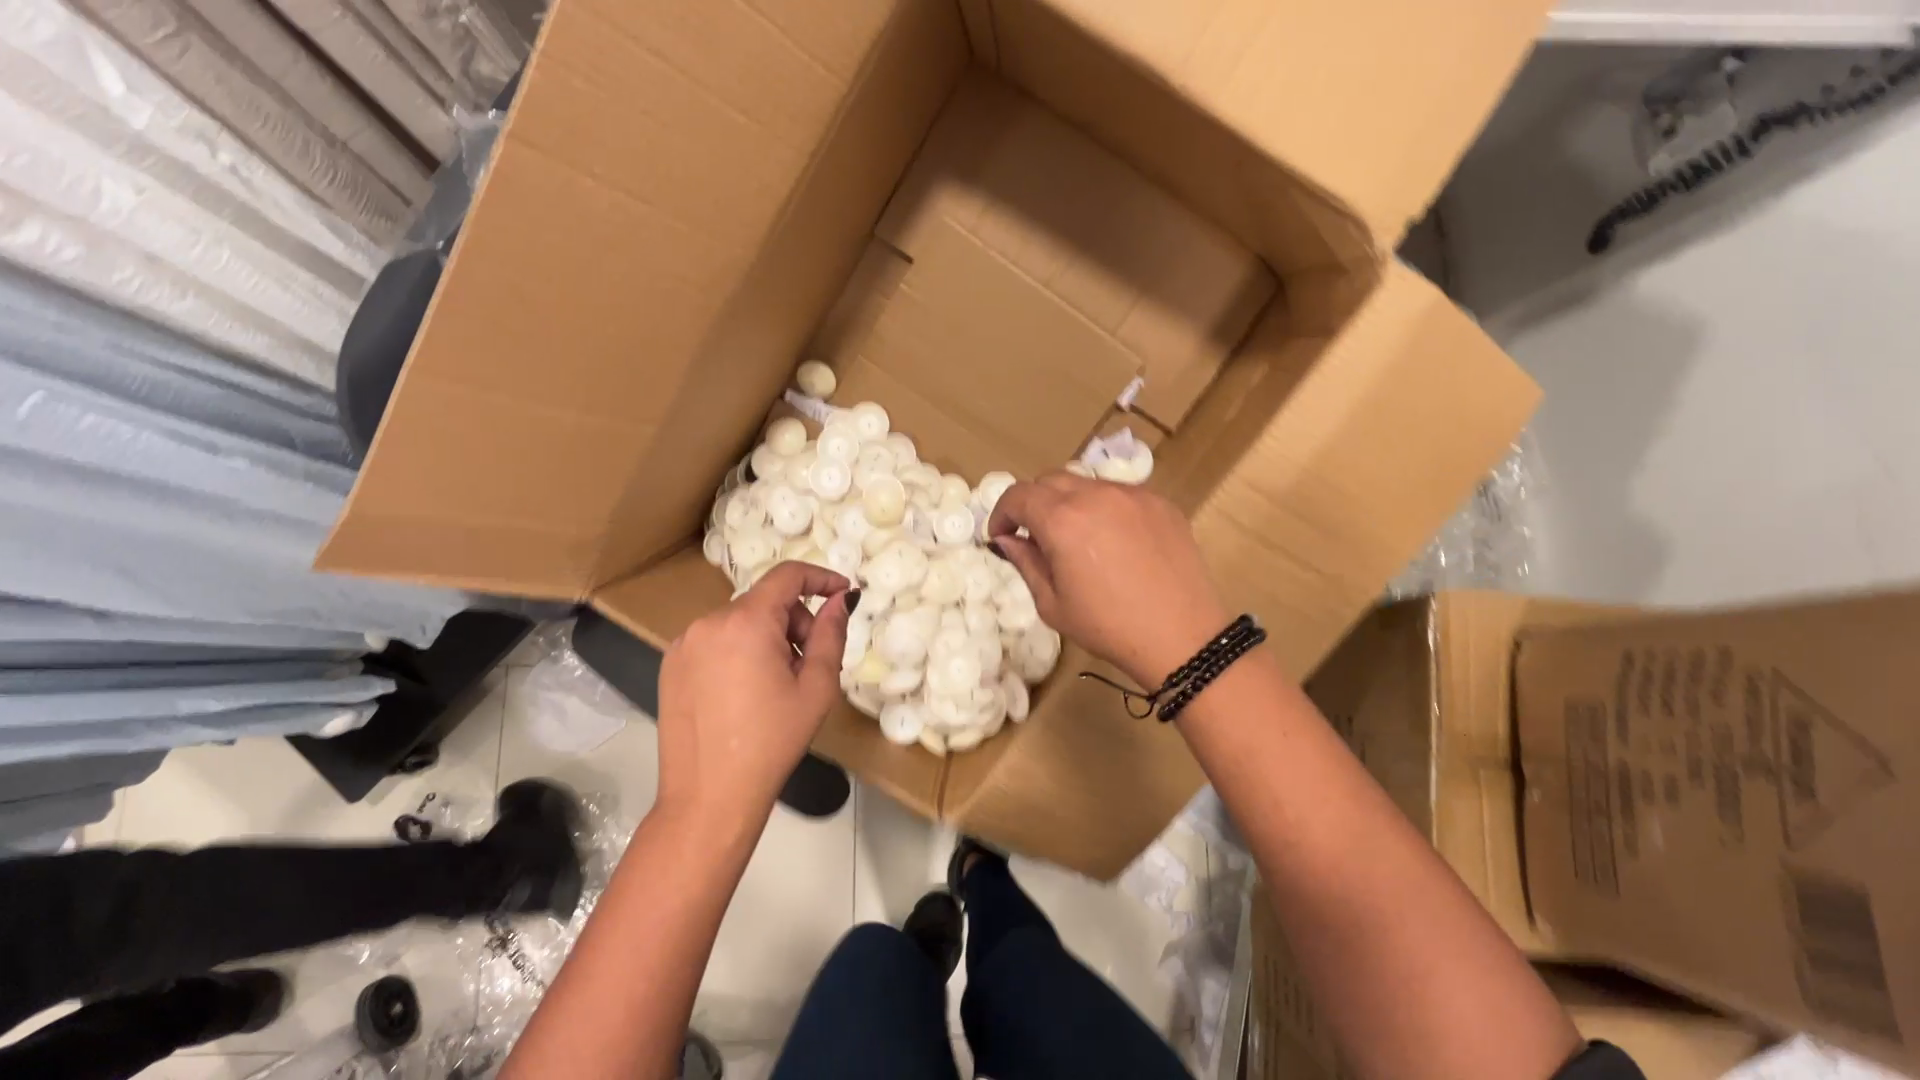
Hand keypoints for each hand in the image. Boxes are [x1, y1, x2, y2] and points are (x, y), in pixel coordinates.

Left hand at [655, 562, 855, 824]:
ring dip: (766, 639)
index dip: (820, 577)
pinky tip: (744, 695)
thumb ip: (830, 635)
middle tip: (809, 666)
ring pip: (739, 623)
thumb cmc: (772, 742)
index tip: (842, 592)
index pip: (787, 576)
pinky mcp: (670, 666)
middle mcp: (708, 622)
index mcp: (746, 623)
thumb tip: (838, 601)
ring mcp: (684, 644)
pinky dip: (738, 653)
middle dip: (795, 623)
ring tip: (776, 687)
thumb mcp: (816, 689)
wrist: (709, 796)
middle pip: (764, 602)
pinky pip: (715, 643)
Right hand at [987, 474, 1229, 688]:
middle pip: (1051, 480)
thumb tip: (1008, 540)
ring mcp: (1133, 495)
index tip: (1001, 535)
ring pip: (1088, 484)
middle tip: (1034, 535)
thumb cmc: (1108, 627)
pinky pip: (1121, 495)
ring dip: (1070, 503)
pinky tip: (1115, 543)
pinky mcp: (1161, 503)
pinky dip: (1106, 509)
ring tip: (1077, 539)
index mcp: (1062, 520)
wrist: (1181, 636)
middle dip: (1034, 503)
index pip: (1019, 495)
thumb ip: (1026, 563)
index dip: (1002, 513)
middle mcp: (1096, 495)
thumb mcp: (1053, 604)